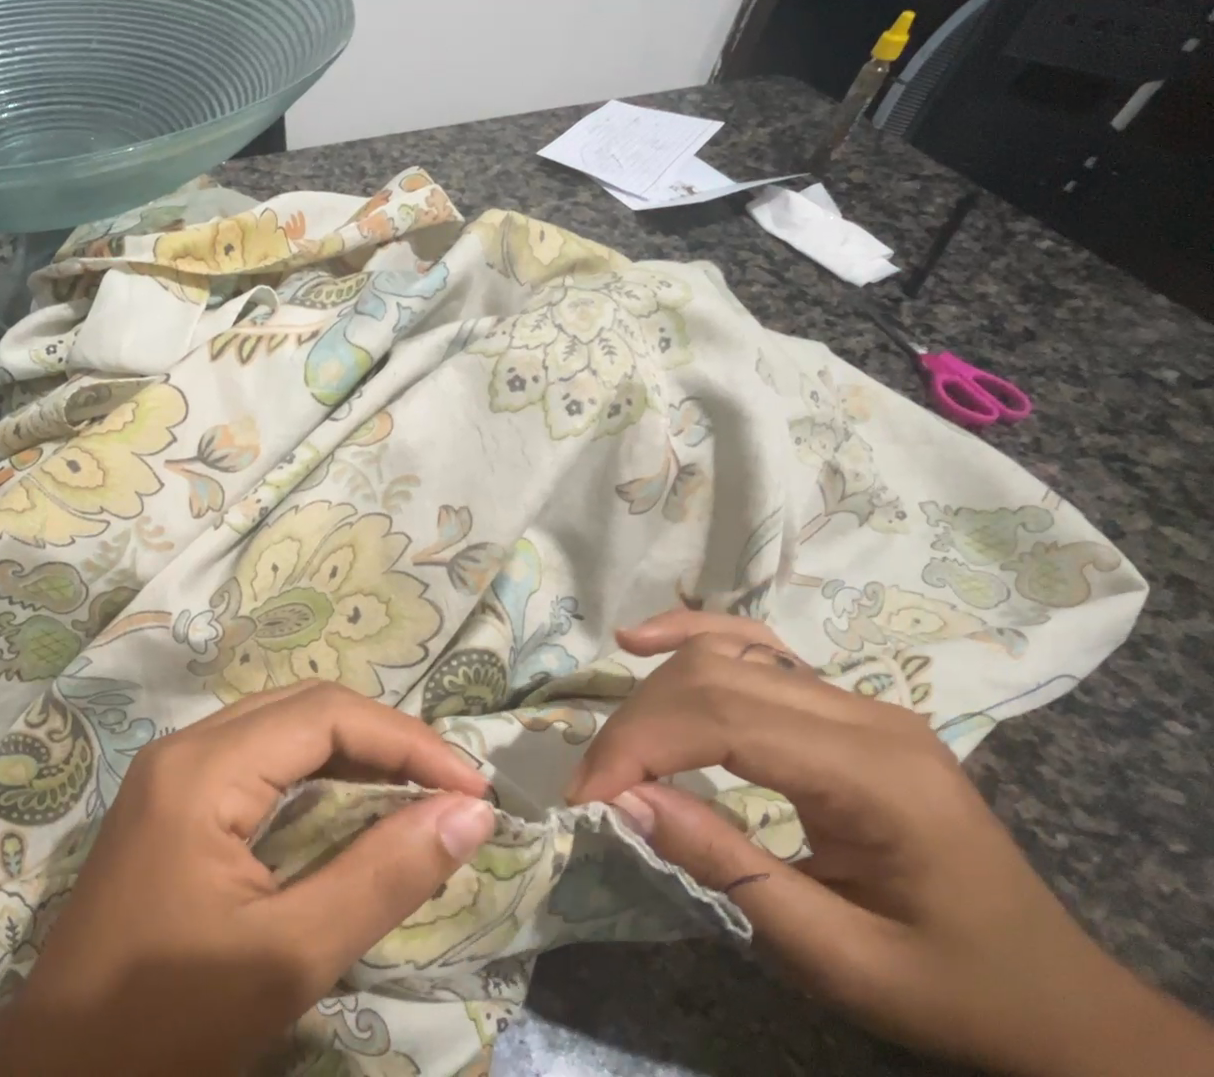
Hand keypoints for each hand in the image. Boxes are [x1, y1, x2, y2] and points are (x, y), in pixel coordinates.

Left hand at [0, 682, 496, 1075]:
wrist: (63, 1067)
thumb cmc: (172, 1016)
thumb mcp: (291, 955)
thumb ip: (384, 875)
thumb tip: (470, 813)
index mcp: (203, 771)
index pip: (325, 715)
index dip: (409, 742)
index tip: (474, 790)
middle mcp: (181, 750)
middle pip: (300, 708)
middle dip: (384, 739)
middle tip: (449, 789)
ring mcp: (167, 773)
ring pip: (276, 727)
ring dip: (349, 750)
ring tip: (414, 791)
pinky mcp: (166, 803)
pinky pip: (251, 759)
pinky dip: (310, 772)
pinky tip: (344, 805)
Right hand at [567, 610, 1213, 1076]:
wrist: (1050, 995)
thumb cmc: (946, 984)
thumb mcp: (834, 957)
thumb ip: (727, 869)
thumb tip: (625, 801)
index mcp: (876, 774)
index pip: (724, 719)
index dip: (638, 748)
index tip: (586, 800)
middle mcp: (868, 717)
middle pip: (715, 678)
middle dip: (635, 727)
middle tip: (592, 792)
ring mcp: (859, 705)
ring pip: (725, 656)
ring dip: (651, 695)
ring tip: (610, 750)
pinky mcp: (844, 712)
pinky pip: (756, 653)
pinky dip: (692, 641)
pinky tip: (643, 640)